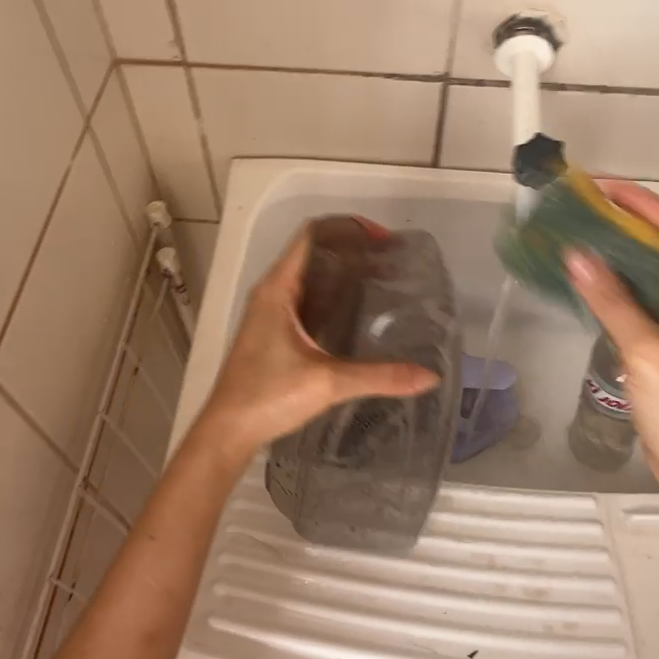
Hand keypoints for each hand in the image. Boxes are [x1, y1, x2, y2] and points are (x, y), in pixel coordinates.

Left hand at [189, 220, 439, 461]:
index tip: (384, 240)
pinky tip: (359, 313)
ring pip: (311, 278)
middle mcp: (272, 292)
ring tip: (384, 279)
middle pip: (314, 253)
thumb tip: (429, 376)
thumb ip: (379, 376)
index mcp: (278, 288)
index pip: (312, 235)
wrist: (228, 430)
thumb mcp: (328, 383)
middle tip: (394, 260)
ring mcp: (271, 312)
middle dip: (353, 250)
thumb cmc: (268, 396)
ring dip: (344, 273)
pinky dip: (334, 296)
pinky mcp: (274, 332)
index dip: (348, 228)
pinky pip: (308, 300)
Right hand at [563, 182, 658, 499]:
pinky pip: (657, 296)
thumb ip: (612, 301)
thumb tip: (577, 255)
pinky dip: (628, 282)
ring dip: (628, 251)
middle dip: (635, 223)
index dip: (645, 206)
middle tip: (589, 206)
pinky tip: (598, 275)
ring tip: (587, 231)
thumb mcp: (647, 355)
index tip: (603, 188)